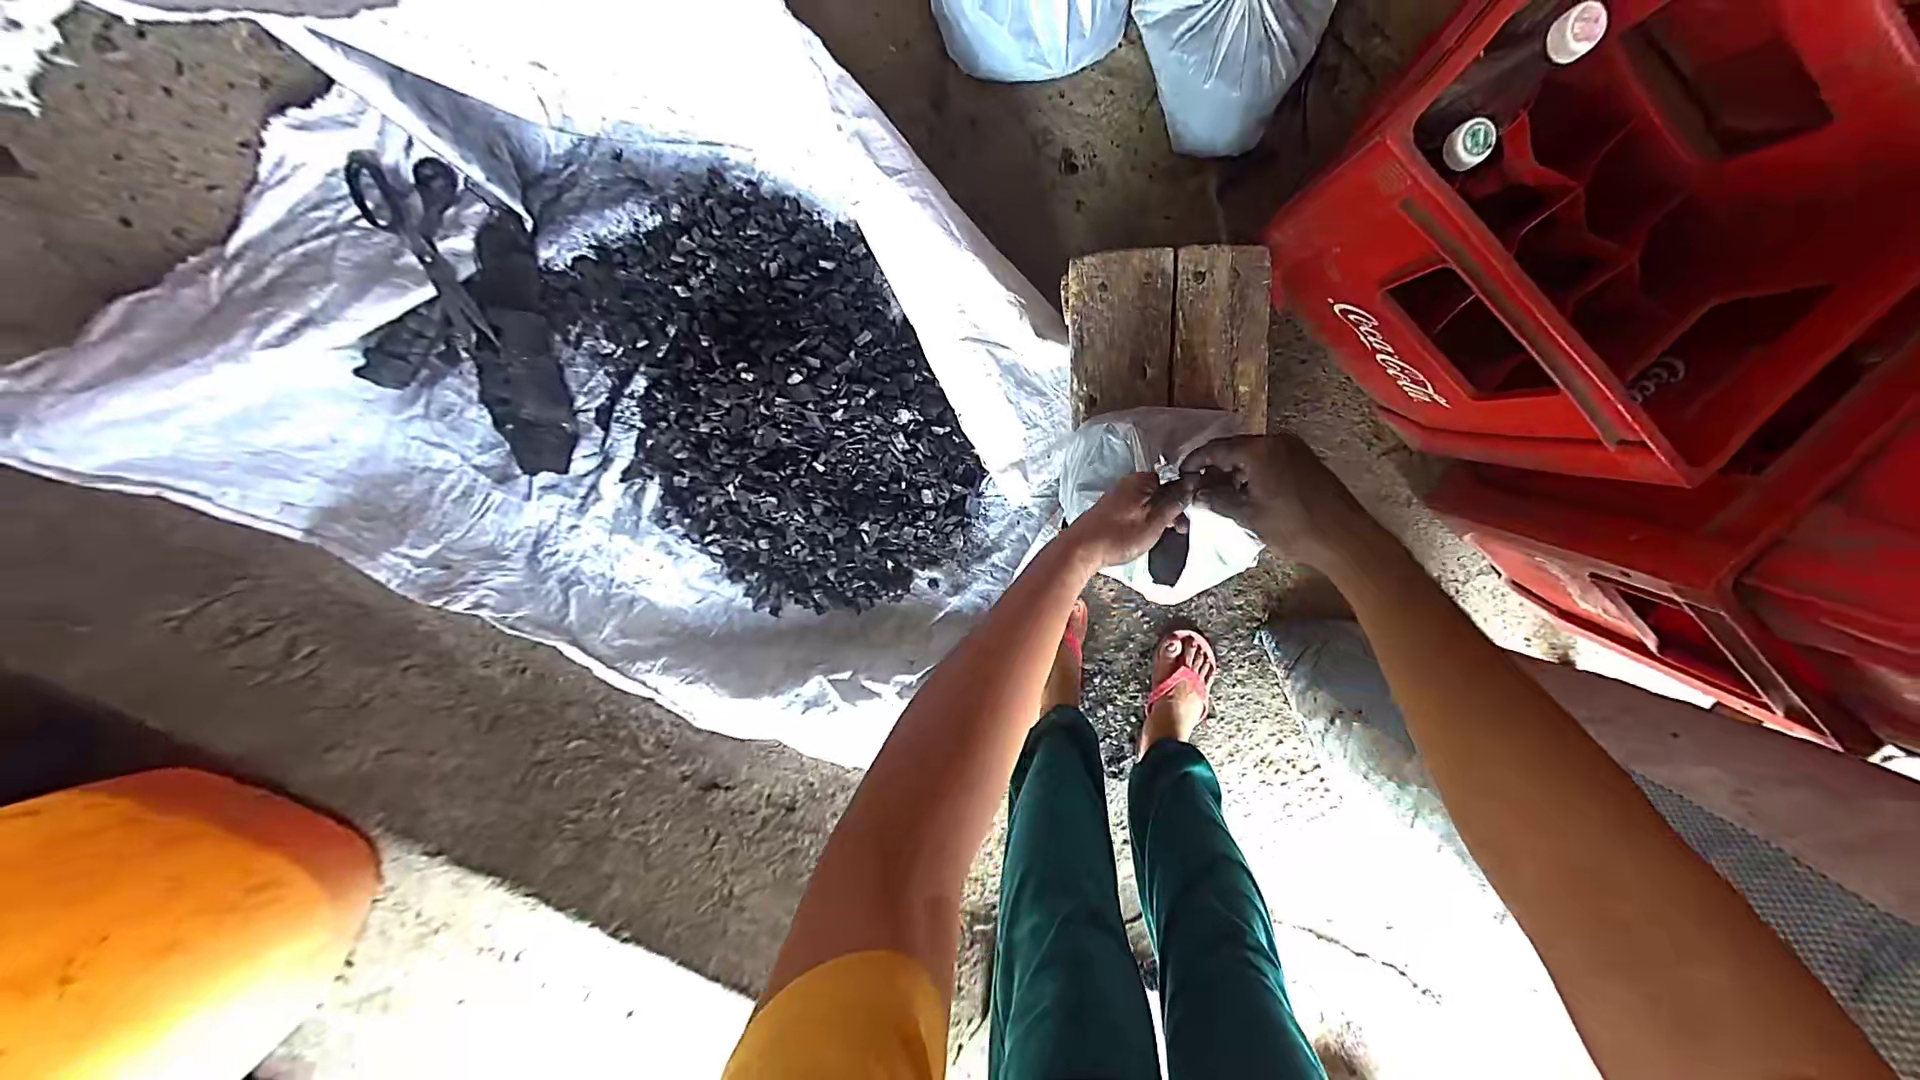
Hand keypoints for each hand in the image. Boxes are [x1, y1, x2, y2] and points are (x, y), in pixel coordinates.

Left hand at [1061, 471, 1193, 568]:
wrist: (1080, 550)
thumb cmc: (1117, 537)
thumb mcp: (1154, 522)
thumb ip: (1174, 503)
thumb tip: (1189, 487)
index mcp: (1140, 481)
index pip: (1172, 478)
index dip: (1184, 495)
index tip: (1189, 513)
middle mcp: (1127, 484)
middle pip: (1159, 491)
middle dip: (1172, 508)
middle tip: (1179, 528)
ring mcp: (1117, 497)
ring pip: (1148, 502)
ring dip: (1159, 517)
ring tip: (1163, 534)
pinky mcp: (1110, 511)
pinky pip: (1135, 510)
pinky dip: (1144, 520)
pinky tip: (1145, 535)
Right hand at [1182, 433, 1381, 568]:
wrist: (1344, 538)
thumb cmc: (1293, 526)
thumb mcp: (1247, 515)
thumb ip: (1217, 500)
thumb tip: (1196, 494)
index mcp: (1260, 450)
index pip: (1216, 449)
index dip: (1195, 462)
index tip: (1182, 475)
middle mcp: (1277, 442)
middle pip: (1234, 449)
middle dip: (1214, 468)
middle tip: (1198, 488)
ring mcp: (1294, 450)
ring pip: (1252, 456)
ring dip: (1234, 472)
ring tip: (1219, 495)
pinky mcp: (1305, 461)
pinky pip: (1269, 461)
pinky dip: (1252, 474)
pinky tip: (1245, 494)